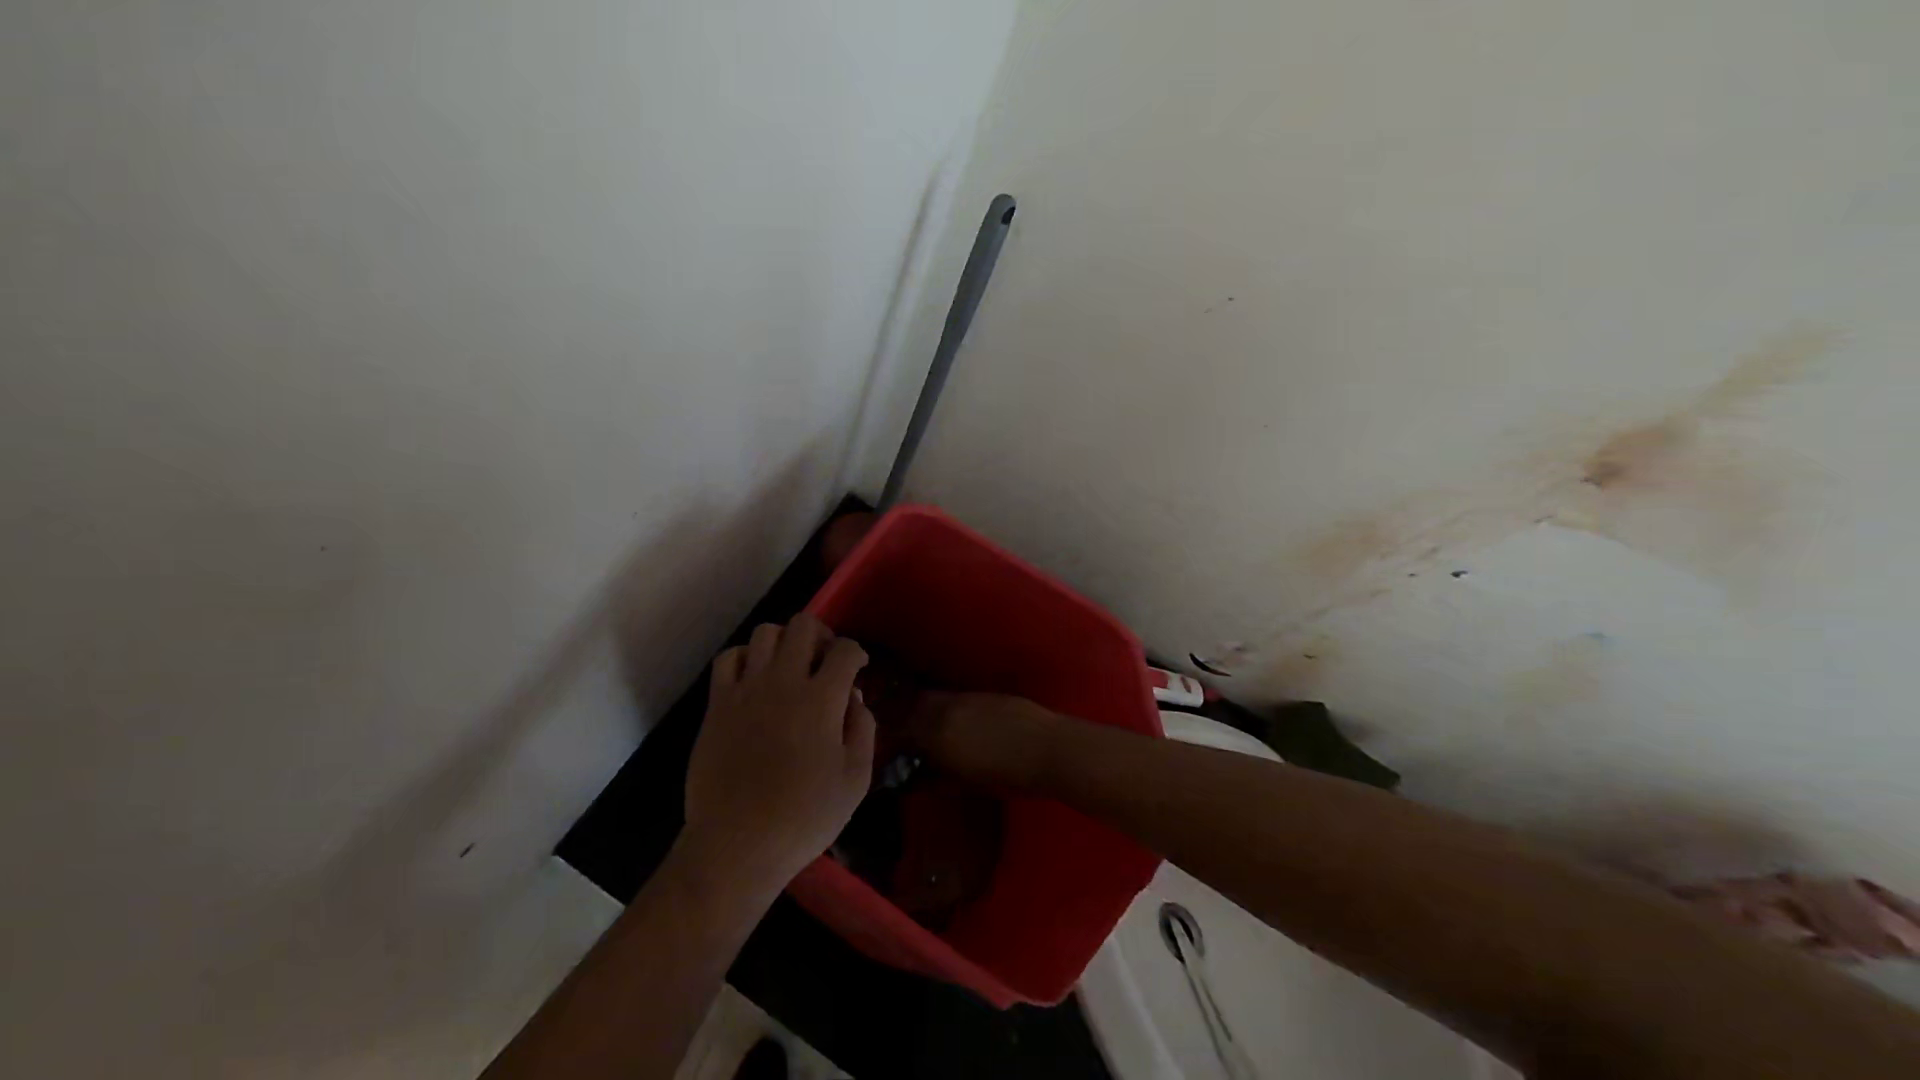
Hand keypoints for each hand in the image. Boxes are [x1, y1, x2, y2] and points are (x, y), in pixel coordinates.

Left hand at [682, 615, 874, 887]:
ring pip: (765, 633)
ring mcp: (746, 689)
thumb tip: (854, 699)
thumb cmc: (804, 817)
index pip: (844, 650)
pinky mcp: (718, 704)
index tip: (858, 668)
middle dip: (822, 634)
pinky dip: (746, 657)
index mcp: (821, 699)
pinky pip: (729, 658)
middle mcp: (783, 682)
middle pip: (803, 625)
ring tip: (790, 666)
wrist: (737, 844)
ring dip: (784, 641)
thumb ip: (862, 729)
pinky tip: (754, 678)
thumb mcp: (854, 780)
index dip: (857, 653)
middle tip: (825, 659)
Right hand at [902, 691, 1067, 790]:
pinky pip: (957, 696)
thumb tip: (918, 774)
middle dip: (904, 717)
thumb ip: (937, 776)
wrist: (1051, 750)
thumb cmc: (1010, 778)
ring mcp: (969, 697)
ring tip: (928, 725)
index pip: (901, 728)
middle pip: (914, 705)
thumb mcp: (967, 783)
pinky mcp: (988, 693)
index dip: (891, 737)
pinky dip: (949, 706)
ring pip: (936, 697)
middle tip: (904, 733)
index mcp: (938, 733)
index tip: (887, 746)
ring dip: (926, 708)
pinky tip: (957, 720)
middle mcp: (948, 709)